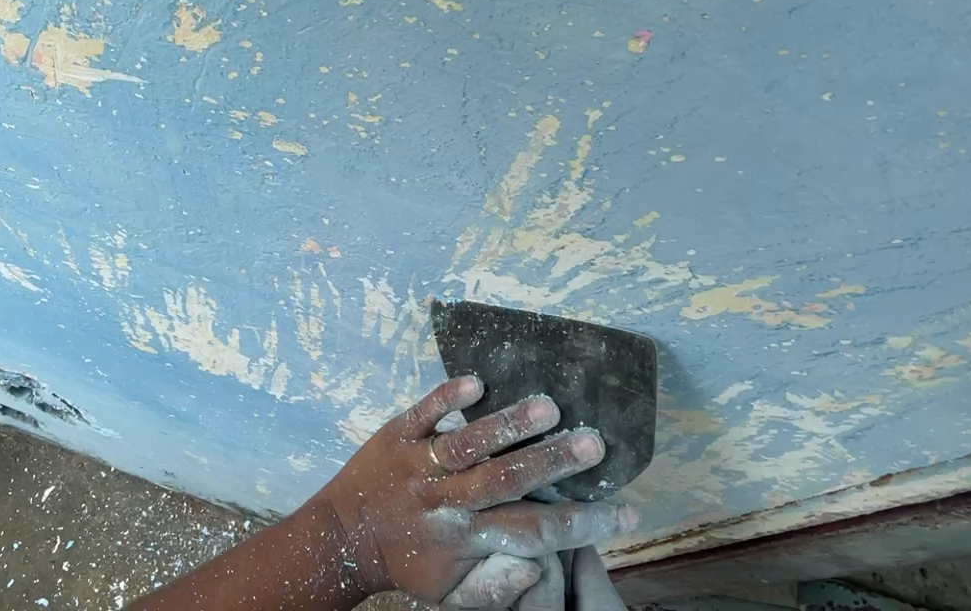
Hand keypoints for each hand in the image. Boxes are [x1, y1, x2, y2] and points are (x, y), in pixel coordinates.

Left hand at [313, 375, 638, 605]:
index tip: (628, 509)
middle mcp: (447, 499)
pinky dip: (446, 398)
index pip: (535, 533)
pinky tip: (476, 382)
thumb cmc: (408, 563)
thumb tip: (543, 564)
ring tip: (549, 406)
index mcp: (467, 539)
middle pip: (507, 480)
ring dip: (509, 424)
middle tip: (594, 442)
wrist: (342, 537)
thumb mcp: (452, 594)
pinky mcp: (397, 435)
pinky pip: (423, 414)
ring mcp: (420, 464)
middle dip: (552, 463)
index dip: (585, 523)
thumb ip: (497, 585)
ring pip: (469, 443)